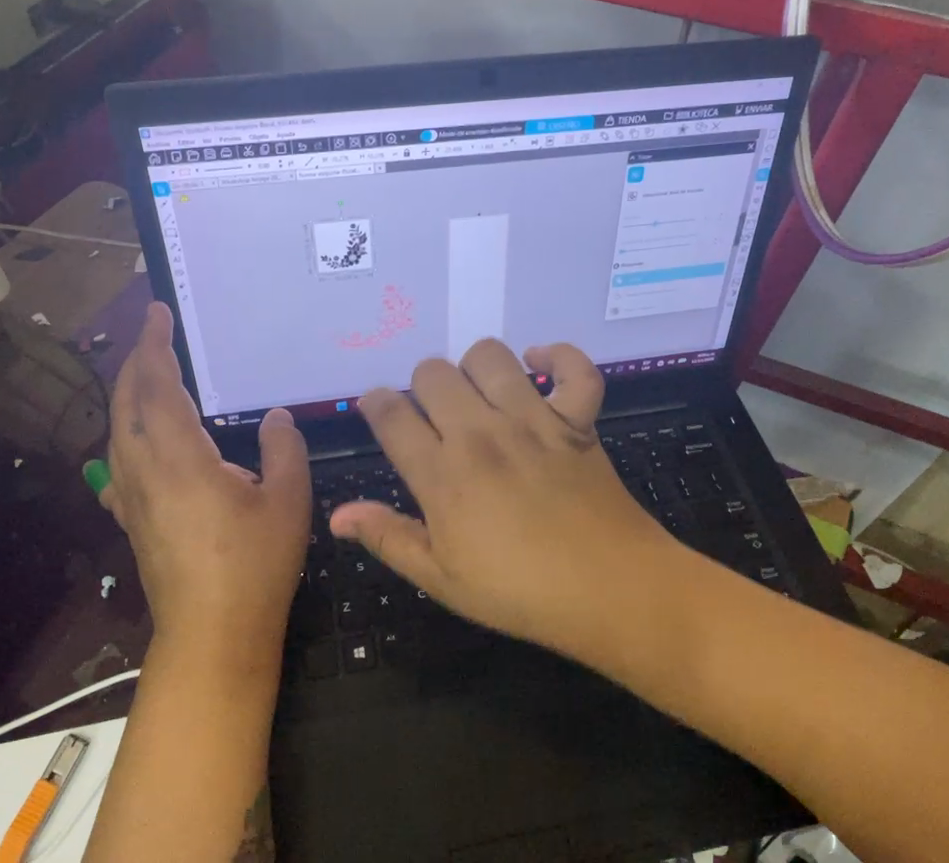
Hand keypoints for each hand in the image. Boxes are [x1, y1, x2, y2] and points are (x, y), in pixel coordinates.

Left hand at [101, 303, 311, 659]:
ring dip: (128, 396)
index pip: (157, 386)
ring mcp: (132, 498)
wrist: (212, 634)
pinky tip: (129, 450)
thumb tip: (275, 417)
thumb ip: (283, 449)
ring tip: (148, 377)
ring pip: (117, 433)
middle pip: (127, 403)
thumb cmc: (254, 566)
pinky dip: (123, 441)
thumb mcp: (288, 501)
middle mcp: (146, 471)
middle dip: (136, 362)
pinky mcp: (132, 522)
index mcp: (181, 458)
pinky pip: (117, 467)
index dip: (154, 346)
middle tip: (154, 336)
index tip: (158, 314)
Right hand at [329, 339, 674, 659]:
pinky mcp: (578, 418)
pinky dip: (558, 357)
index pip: (390, 414)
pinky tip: (539, 366)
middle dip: (421, 387)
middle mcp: (481, 433)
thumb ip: (389, 538)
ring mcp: (533, 420)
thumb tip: (338, 514)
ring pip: (488, 356)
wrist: (610, 590)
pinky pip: (571, 367)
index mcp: (442, 474)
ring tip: (478, 394)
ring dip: (474, 368)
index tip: (377, 409)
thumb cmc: (520, 592)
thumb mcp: (442, 579)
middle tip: (432, 416)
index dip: (374, 404)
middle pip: (432, 374)